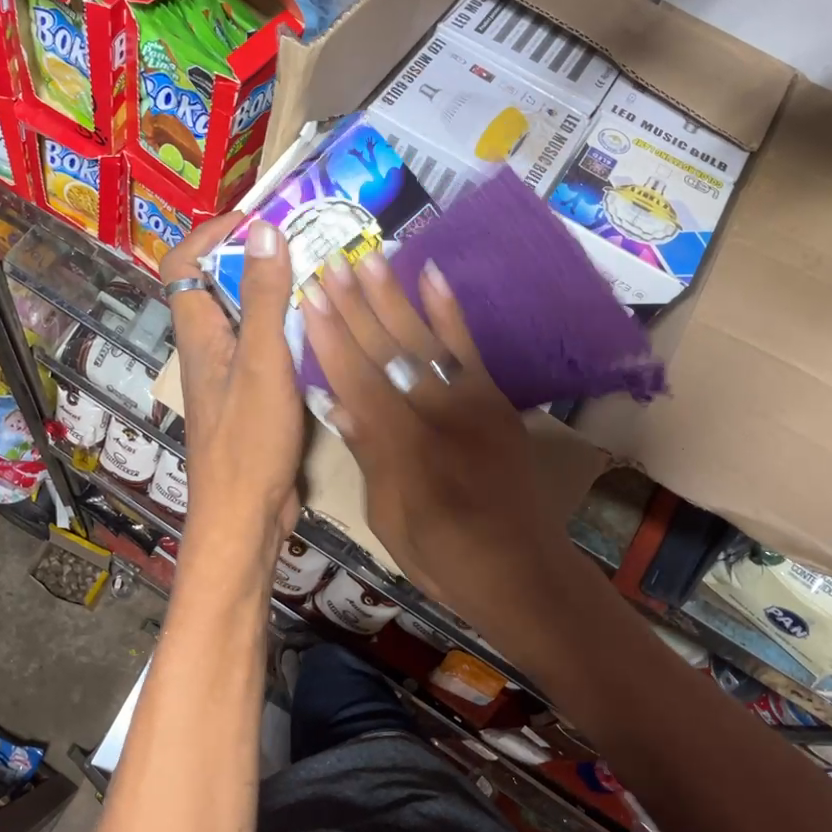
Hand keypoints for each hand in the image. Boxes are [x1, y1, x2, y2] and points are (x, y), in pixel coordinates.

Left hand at [162, 216, 302, 559]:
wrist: (245, 515)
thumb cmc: (247, 439)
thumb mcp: (262, 361)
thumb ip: (264, 297)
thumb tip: (263, 229)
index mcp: (199, 331)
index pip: (183, 262)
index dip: (212, 233)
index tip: (256, 219)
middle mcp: (209, 345)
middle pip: (221, 284)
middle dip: (258, 257)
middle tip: (308, 240)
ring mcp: (231, 372)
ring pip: (249, 316)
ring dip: (279, 292)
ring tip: (324, 273)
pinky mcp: (253, 395)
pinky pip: (268, 347)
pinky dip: (291, 329)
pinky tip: (326, 329)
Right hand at [300, 251, 567, 601]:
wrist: (524, 573)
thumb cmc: (443, 556)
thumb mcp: (388, 517)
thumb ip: (367, 454)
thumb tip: (335, 403)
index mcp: (400, 445)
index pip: (355, 379)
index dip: (328, 338)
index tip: (307, 299)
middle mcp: (433, 413)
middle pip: (386, 350)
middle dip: (354, 306)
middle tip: (331, 264)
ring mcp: (468, 402)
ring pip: (423, 339)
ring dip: (394, 296)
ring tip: (370, 258)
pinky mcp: (493, 400)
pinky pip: (470, 349)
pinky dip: (450, 312)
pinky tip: (434, 276)